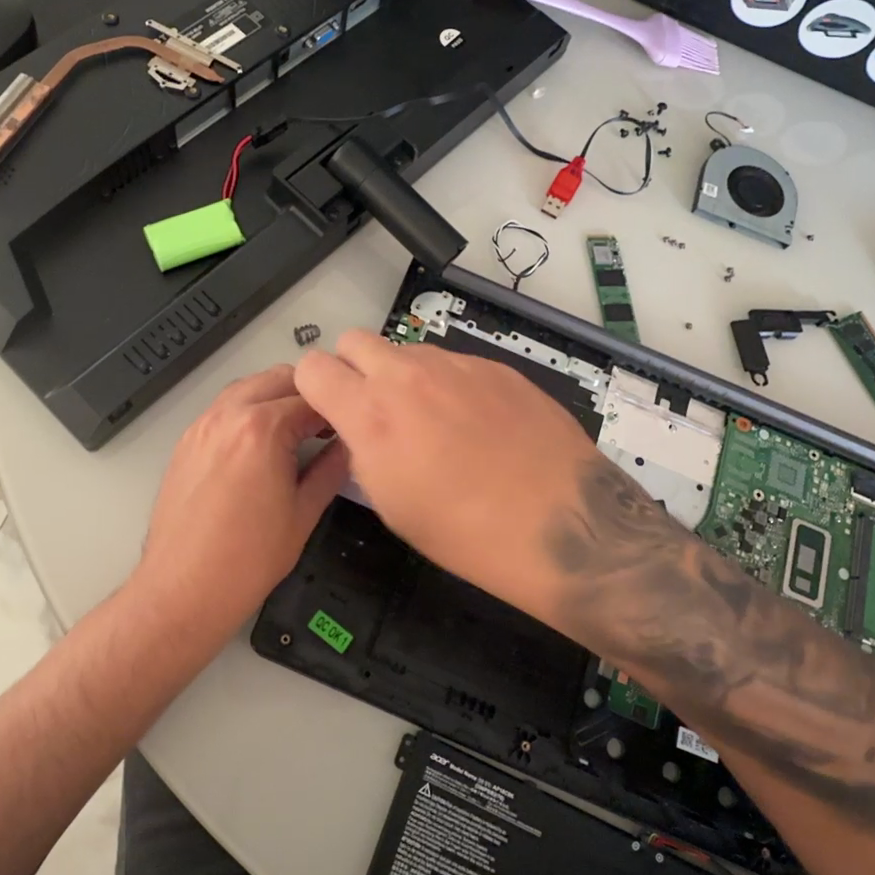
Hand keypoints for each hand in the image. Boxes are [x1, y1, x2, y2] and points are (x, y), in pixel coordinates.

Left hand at [136, 365, 350, 623]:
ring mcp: (202, 427)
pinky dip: (248, 411)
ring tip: (297, 432)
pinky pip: (223, 409)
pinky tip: (262, 445)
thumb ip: (331, 470)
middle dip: (308, 393)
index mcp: (261, 430)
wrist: (183, 590)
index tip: (352, 424)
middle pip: (278, 378)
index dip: (338, 408)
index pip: (312, 397)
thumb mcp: (303, 514)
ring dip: (276, 397)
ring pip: (248, 388)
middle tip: (327, 425)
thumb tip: (349, 448)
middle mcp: (227, 417)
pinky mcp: (187, 443)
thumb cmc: (245, 561)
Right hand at [294, 331, 600, 625]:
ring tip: (435, 424)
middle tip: (375, 410)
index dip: (314, 388)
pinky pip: (454, 364)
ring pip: (408, 351)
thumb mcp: (392, 506)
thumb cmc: (466, 533)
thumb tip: (362, 434)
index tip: (330, 411)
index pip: (312, 366)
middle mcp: (409, 376)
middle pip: (355, 341)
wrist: (561, 525)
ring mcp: (457, 365)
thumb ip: (363, 453)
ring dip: (404, 377)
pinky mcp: (497, 367)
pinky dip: (451, 385)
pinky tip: (478, 426)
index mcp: (372, 414)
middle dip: (353, 369)